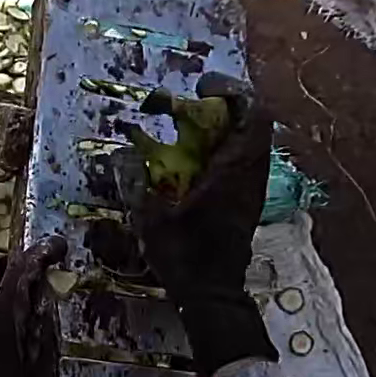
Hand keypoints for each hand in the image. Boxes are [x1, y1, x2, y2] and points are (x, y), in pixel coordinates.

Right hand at [113, 73, 276, 376]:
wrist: (212, 291)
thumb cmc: (182, 254)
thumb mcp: (150, 218)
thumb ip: (135, 181)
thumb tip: (120, 154)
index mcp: (232, 172)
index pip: (249, 114)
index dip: (229, 91)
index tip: (200, 85)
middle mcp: (251, 174)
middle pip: (255, 121)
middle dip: (227, 103)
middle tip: (195, 99)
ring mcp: (253, 187)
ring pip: (252, 139)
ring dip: (227, 123)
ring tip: (194, 122)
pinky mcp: (248, 199)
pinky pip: (245, 157)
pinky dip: (226, 144)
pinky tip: (198, 153)